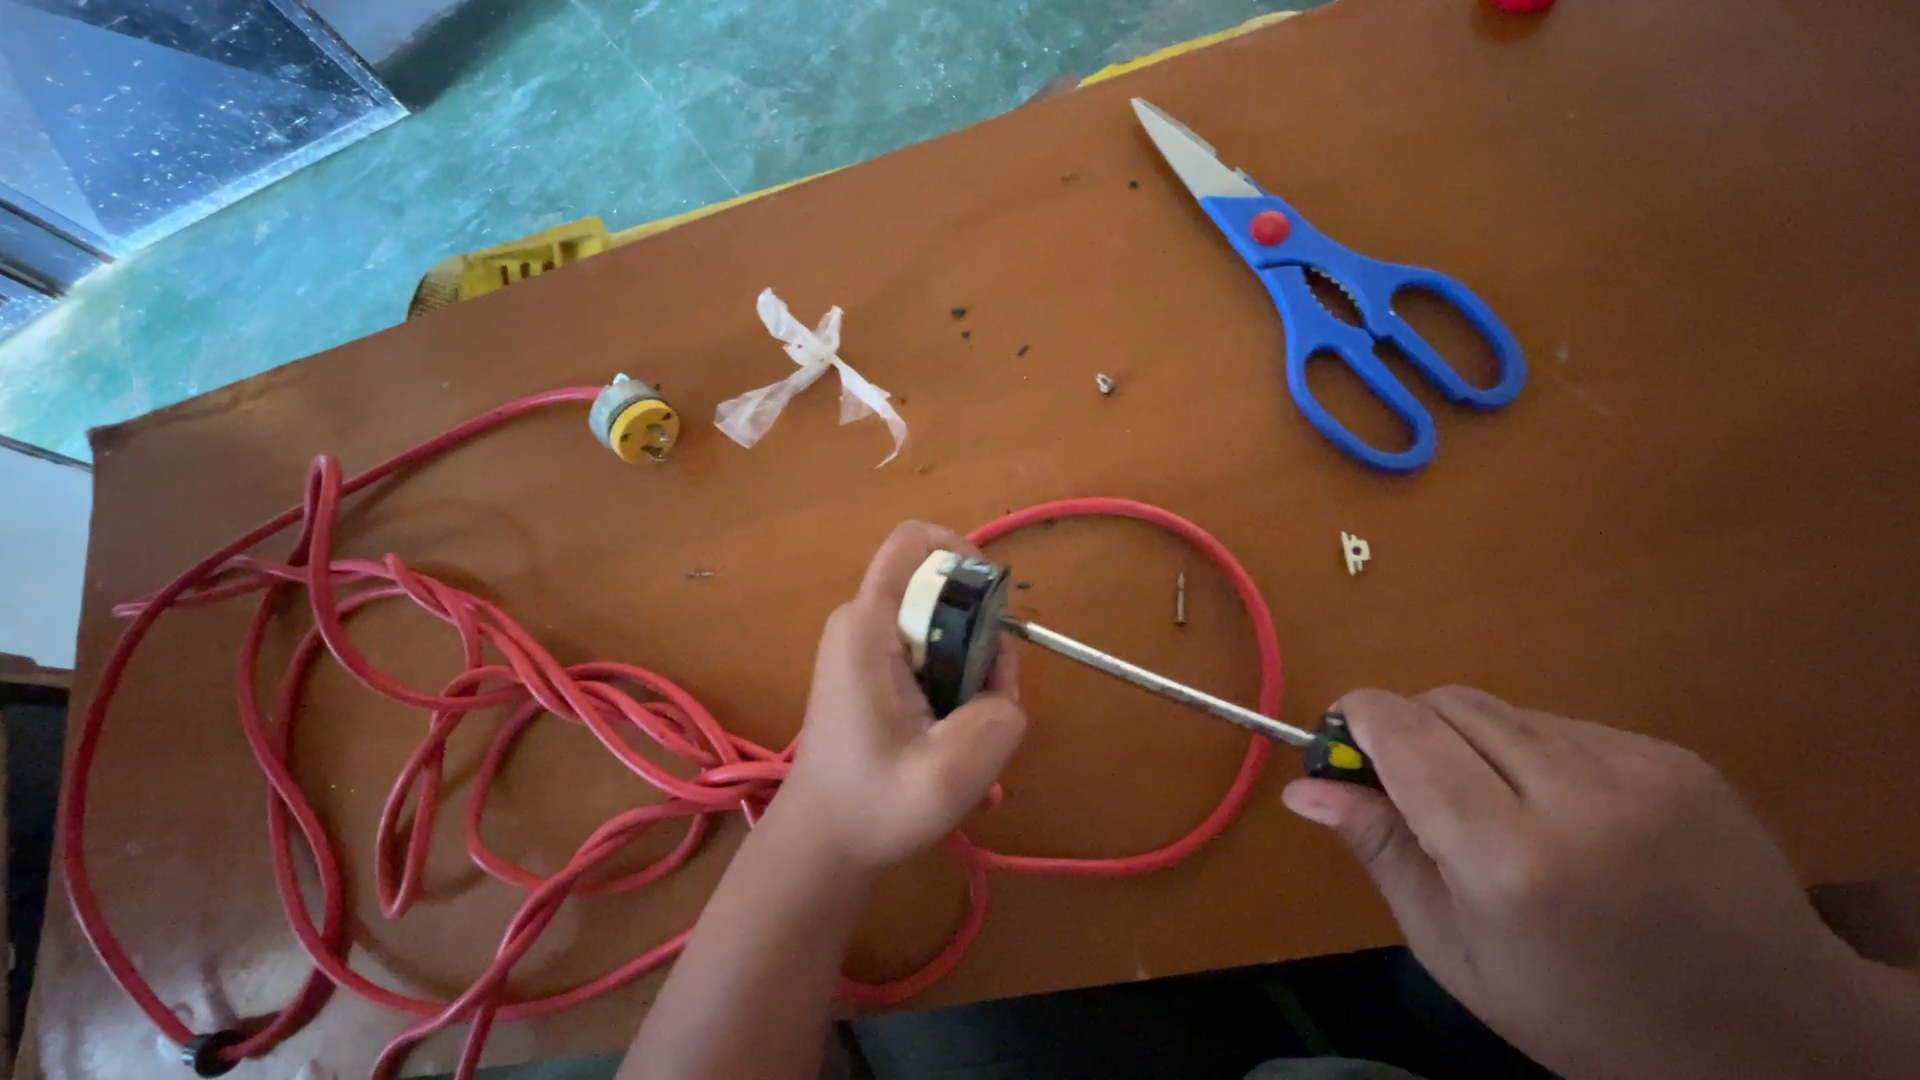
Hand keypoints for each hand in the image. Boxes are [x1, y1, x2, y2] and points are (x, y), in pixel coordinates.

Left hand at [773, 522, 1026, 871]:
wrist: (821, 842)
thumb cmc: (873, 807)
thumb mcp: (951, 771)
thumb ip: (998, 716)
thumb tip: (1000, 687)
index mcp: (868, 626)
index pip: (914, 541)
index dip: (964, 552)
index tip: (996, 606)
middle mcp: (862, 622)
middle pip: (940, 591)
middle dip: (980, 637)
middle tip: (987, 702)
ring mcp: (865, 648)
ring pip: (943, 629)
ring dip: (972, 674)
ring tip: (970, 739)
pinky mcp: (872, 672)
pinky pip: (930, 655)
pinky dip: (954, 690)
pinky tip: (955, 747)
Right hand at [1283, 687, 1919, 1079]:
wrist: (1775, 1039)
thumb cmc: (1580, 1011)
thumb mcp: (1455, 950)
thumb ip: (1378, 851)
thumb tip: (1302, 787)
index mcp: (1508, 857)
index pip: (1402, 732)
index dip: (1356, 720)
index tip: (1341, 745)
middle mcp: (1573, 795)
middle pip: (1446, 702)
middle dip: (1410, 728)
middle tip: (1417, 790)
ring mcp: (1635, 768)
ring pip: (1501, 708)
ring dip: (1472, 742)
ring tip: (1500, 810)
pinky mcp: (1672, 755)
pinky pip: (1561, 723)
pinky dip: (1533, 752)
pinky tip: (1564, 813)